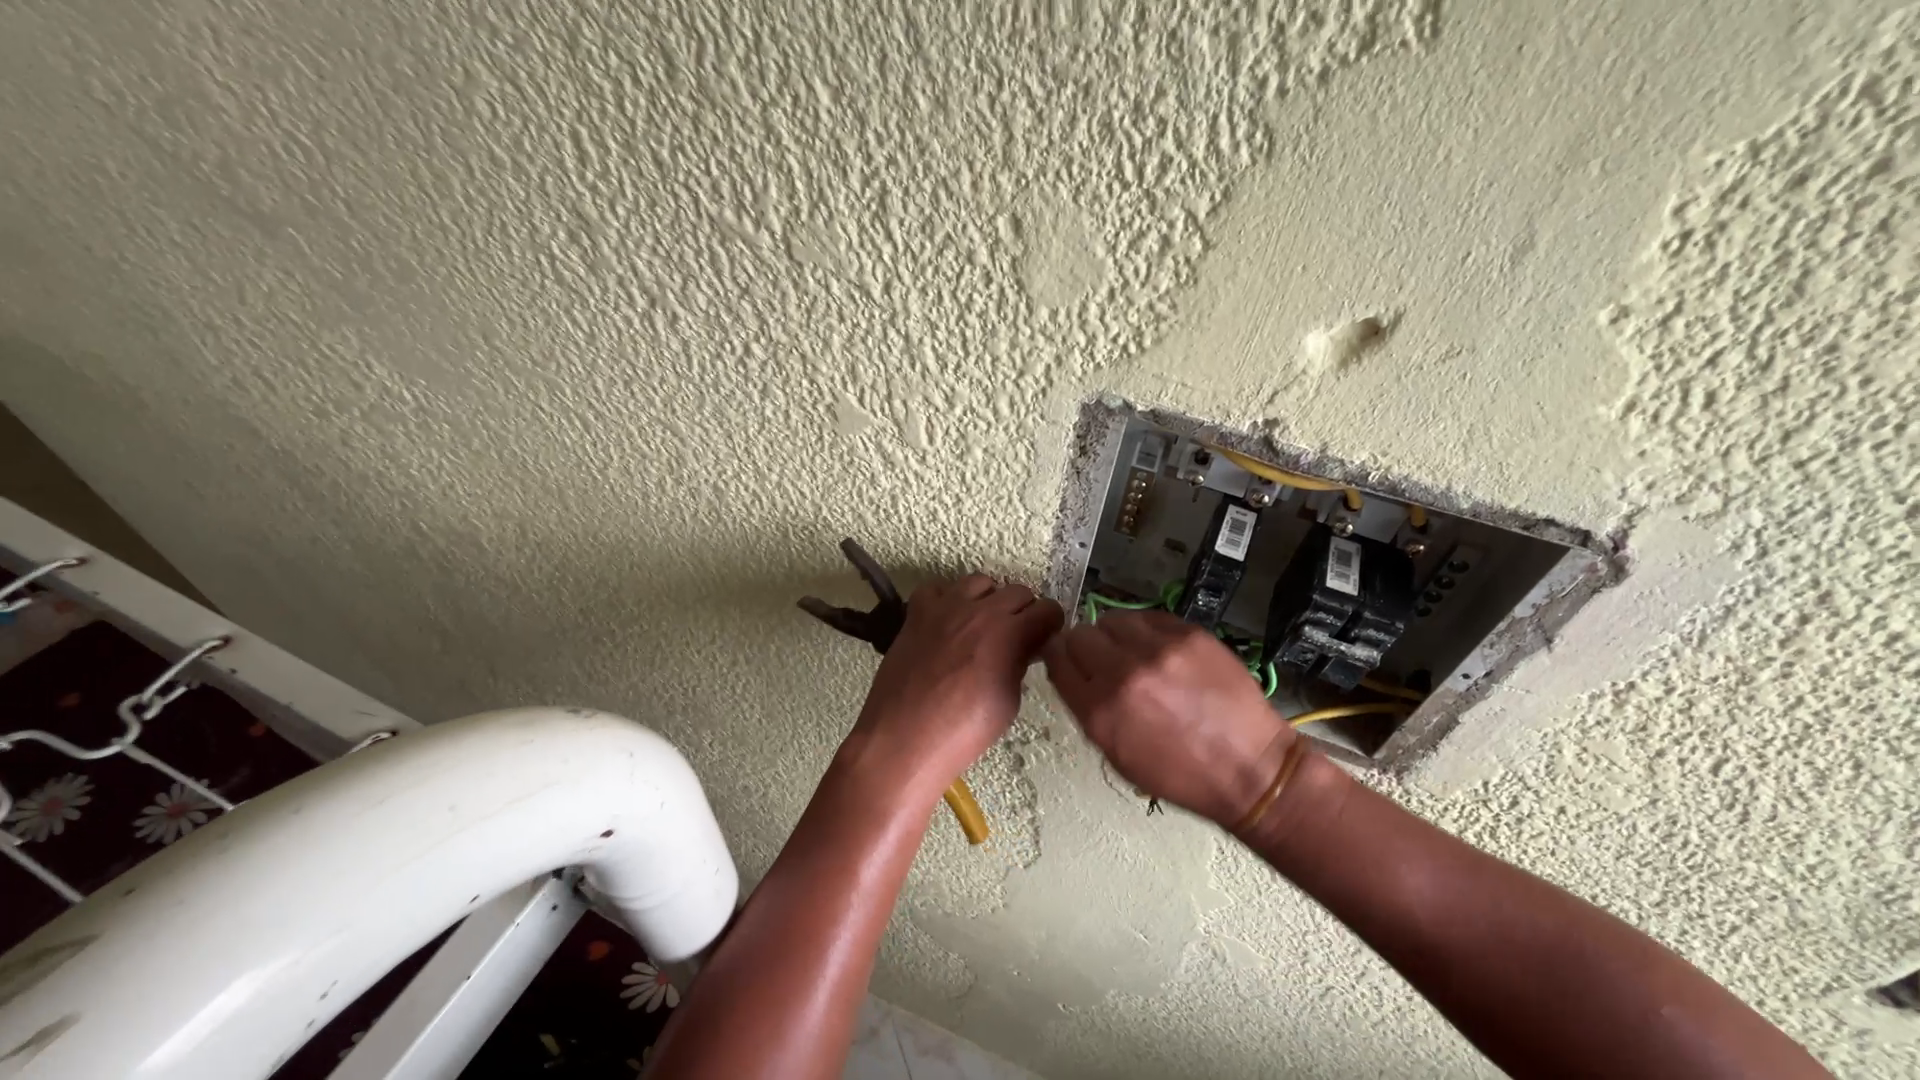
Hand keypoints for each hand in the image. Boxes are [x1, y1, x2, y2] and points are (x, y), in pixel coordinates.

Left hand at [851, 575, 1063, 792]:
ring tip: (982, 625)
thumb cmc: (964, 730)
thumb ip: (1019, 663)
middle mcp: (980, 610)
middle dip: (1024, 612)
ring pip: (979, 582)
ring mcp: (945, 607)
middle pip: (1017, 591)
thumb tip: (1022, 649)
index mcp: (1010, 633)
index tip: (1044, 639)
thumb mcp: (1009, 700)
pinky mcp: (917, 613)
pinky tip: (947, 622)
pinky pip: (938, 589)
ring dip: (988, 599)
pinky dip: (947, 600)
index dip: (1050, 625)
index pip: (1047, 610)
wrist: (906, 737)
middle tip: (1016, 637)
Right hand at [1043, 609, 1291, 826]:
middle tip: (1104, 661)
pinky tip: (1158, 650)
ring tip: (1132, 653)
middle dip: (1086, 647)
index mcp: (1099, 712)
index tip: (1069, 660)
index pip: (1056, 660)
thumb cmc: (1181, 774)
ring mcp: (1158, 650)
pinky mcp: (1188, 634)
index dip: (1059, 658)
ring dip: (1114, 635)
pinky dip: (1145, 631)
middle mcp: (1123, 675)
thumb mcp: (1117, 756)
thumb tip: (1072, 673)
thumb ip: (1088, 710)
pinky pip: (1147, 617)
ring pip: (1111, 619)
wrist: (1248, 768)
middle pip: (1079, 635)